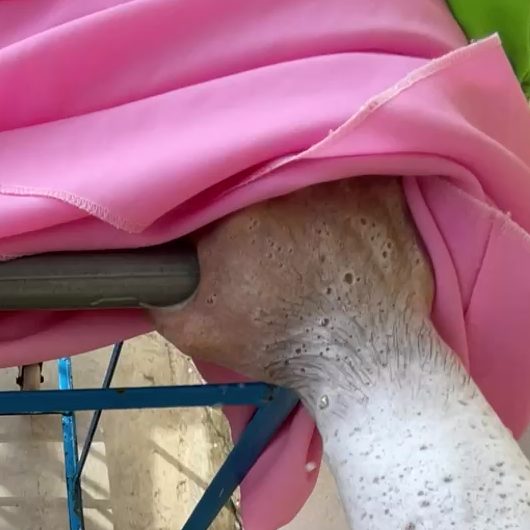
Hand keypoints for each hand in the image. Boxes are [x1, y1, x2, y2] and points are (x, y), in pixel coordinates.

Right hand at [150, 178, 435, 395]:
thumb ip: (157, 297)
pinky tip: (330, 215)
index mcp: (234, 216)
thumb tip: (144, 273)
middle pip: (250, 181)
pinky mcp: (385, 187)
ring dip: (288, 192)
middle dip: (242, 204)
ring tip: (288, 226)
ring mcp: (342, 180)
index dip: (196, 221)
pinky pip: (350, 172)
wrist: (362, 357)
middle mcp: (287, 185)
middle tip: (247, 239)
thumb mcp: (194, 332)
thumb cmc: (276, 343)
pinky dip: (337, 189)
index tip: (201, 242)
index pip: (200, 201)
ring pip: (298, 172)